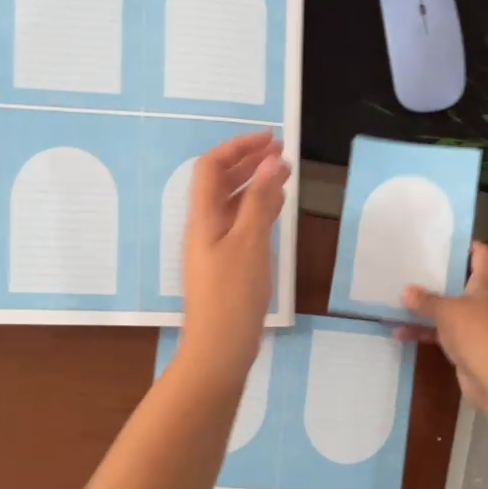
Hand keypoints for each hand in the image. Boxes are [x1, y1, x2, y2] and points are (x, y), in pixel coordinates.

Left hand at [179, 132, 289, 374]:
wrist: (219, 348)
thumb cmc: (232, 295)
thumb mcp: (249, 243)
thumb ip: (258, 201)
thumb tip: (270, 162)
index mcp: (203, 217)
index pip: (212, 167)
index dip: (238, 147)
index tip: (271, 140)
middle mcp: (205, 227)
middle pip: (221, 182)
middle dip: (249, 163)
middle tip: (282, 153)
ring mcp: (216, 247)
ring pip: (233, 204)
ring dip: (256, 184)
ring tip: (284, 175)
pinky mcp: (228, 265)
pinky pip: (242, 225)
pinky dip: (259, 210)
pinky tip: (276, 209)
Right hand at [398, 242, 487, 408]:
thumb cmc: (477, 334)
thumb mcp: (448, 312)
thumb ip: (426, 300)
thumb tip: (406, 290)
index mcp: (485, 285)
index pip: (481, 256)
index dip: (468, 244)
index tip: (445, 238)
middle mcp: (482, 301)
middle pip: (459, 282)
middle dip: (437, 276)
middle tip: (412, 265)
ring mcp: (473, 325)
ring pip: (446, 310)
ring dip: (425, 307)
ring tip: (397, 298)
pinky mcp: (465, 346)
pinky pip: (440, 333)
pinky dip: (423, 332)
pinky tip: (399, 332)